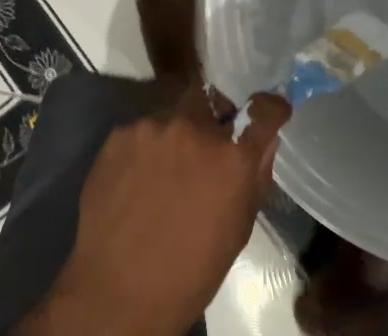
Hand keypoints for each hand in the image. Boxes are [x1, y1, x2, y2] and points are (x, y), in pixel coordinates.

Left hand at [21, 89, 292, 335]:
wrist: (122, 286)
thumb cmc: (192, 268)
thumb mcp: (238, 228)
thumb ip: (254, 175)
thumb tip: (264, 141)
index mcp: (232, 158)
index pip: (263, 112)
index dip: (269, 108)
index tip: (268, 109)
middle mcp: (193, 129)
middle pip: (208, 101)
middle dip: (209, 117)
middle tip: (200, 148)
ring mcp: (152, 128)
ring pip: (170, 116)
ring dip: (173, 135)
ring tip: (162, 172)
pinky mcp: (118, 134)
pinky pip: (140, 131)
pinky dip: (144, 148)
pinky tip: (136, 178)